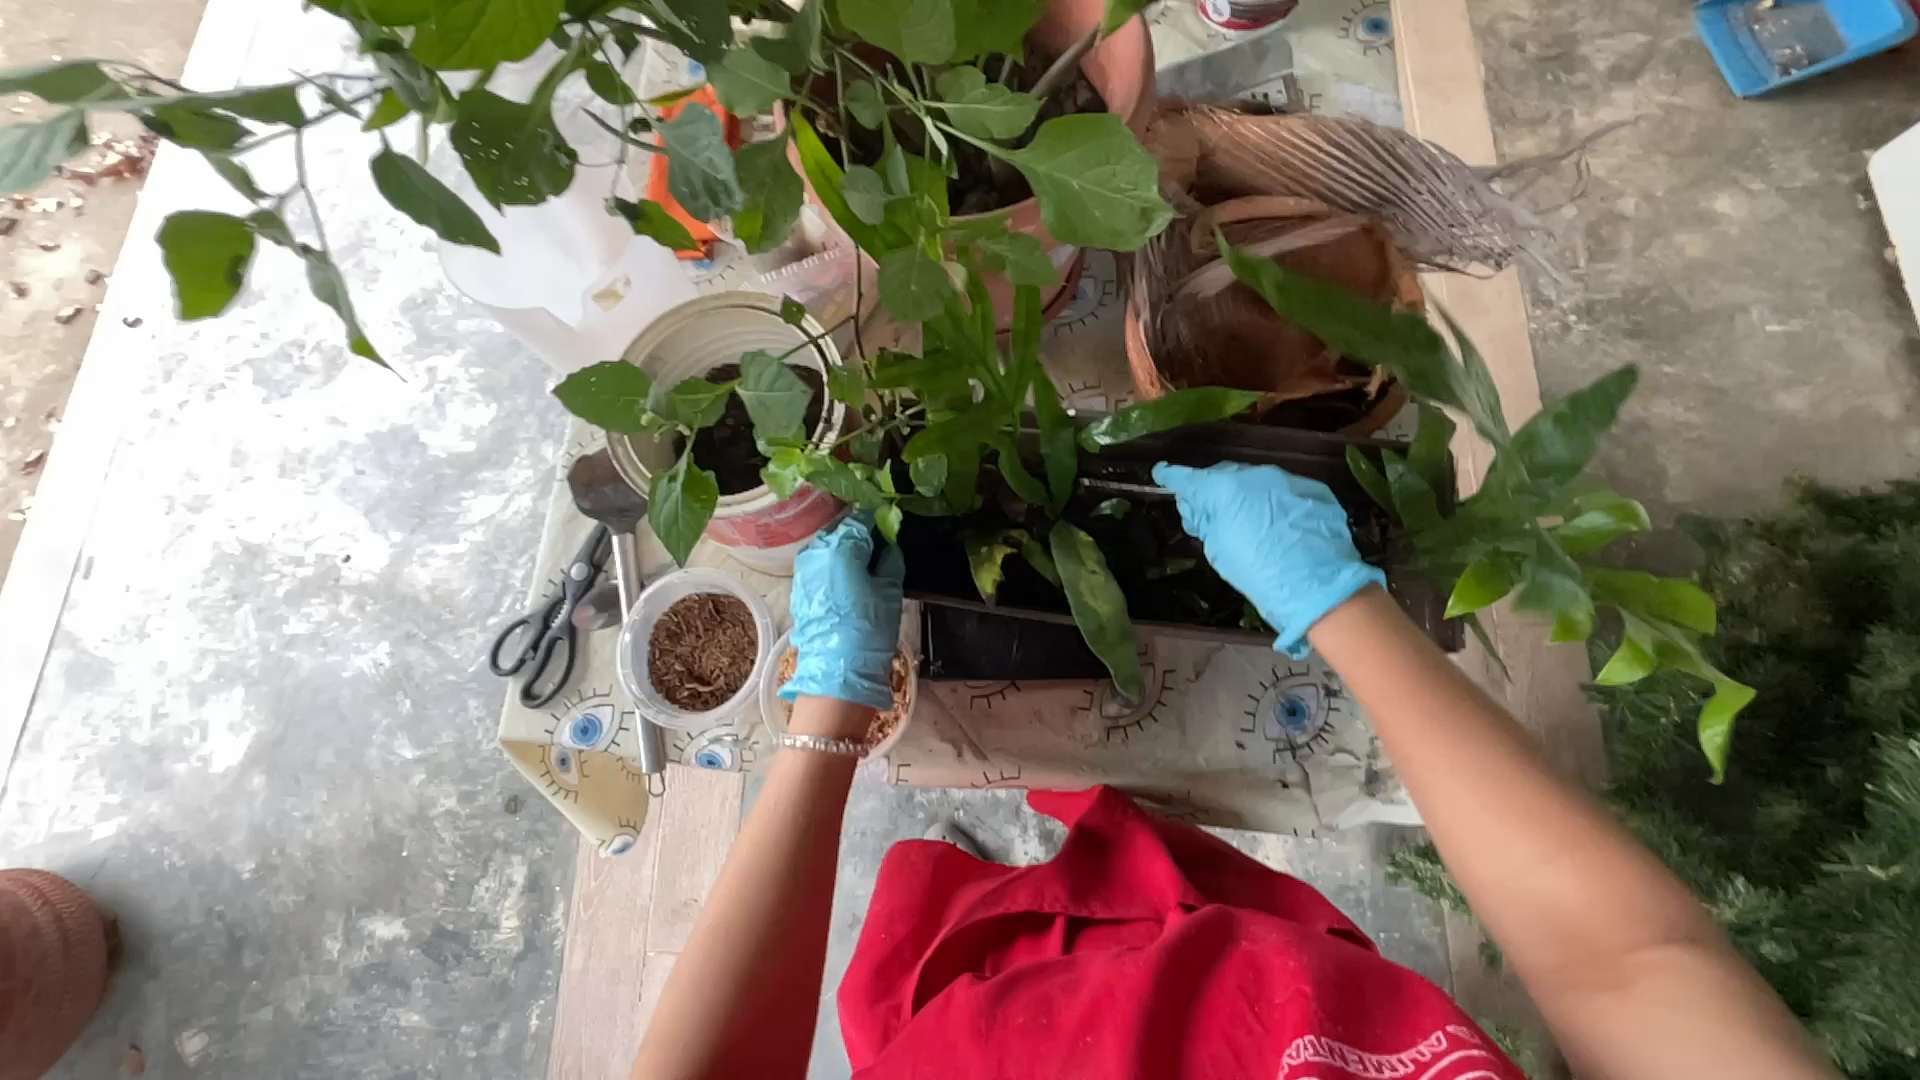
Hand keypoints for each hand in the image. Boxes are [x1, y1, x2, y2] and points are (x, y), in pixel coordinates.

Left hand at [780, 513, 903, 710]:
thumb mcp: (890, 590)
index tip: (894, 524)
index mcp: (840, 546)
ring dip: (847, 550)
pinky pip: (821, 565)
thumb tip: (889, 543)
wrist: (837, 672)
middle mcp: (816, 550)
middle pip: (842, 530)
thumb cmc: (868, 628)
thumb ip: (890, 558)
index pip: (862, 519)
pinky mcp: (800, 587)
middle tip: (883, 544)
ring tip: (868, 563)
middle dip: (862, 534)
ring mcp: (804, 569)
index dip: (881, 520)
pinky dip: (835, 566)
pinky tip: (851, 580)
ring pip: (829, 547)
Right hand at [1151, 461, 1385, 657]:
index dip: (1172, 476)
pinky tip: (1276, 525)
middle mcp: (1255, 474)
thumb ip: (1206, 521)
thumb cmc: (1257, 572)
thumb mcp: (1218, 549)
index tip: (1162, 474)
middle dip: (1213, 489)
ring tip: (1245, 519)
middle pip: (1224, 475)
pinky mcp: (1313, 490)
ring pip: (1255, 481)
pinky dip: (1273, 502)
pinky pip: (1283, 490)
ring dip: (1244, 495)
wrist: (1319, 585)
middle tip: (1208, 511)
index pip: (1190, 478)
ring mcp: (1287, 479)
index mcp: (1224, 489)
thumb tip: (1202, 508)